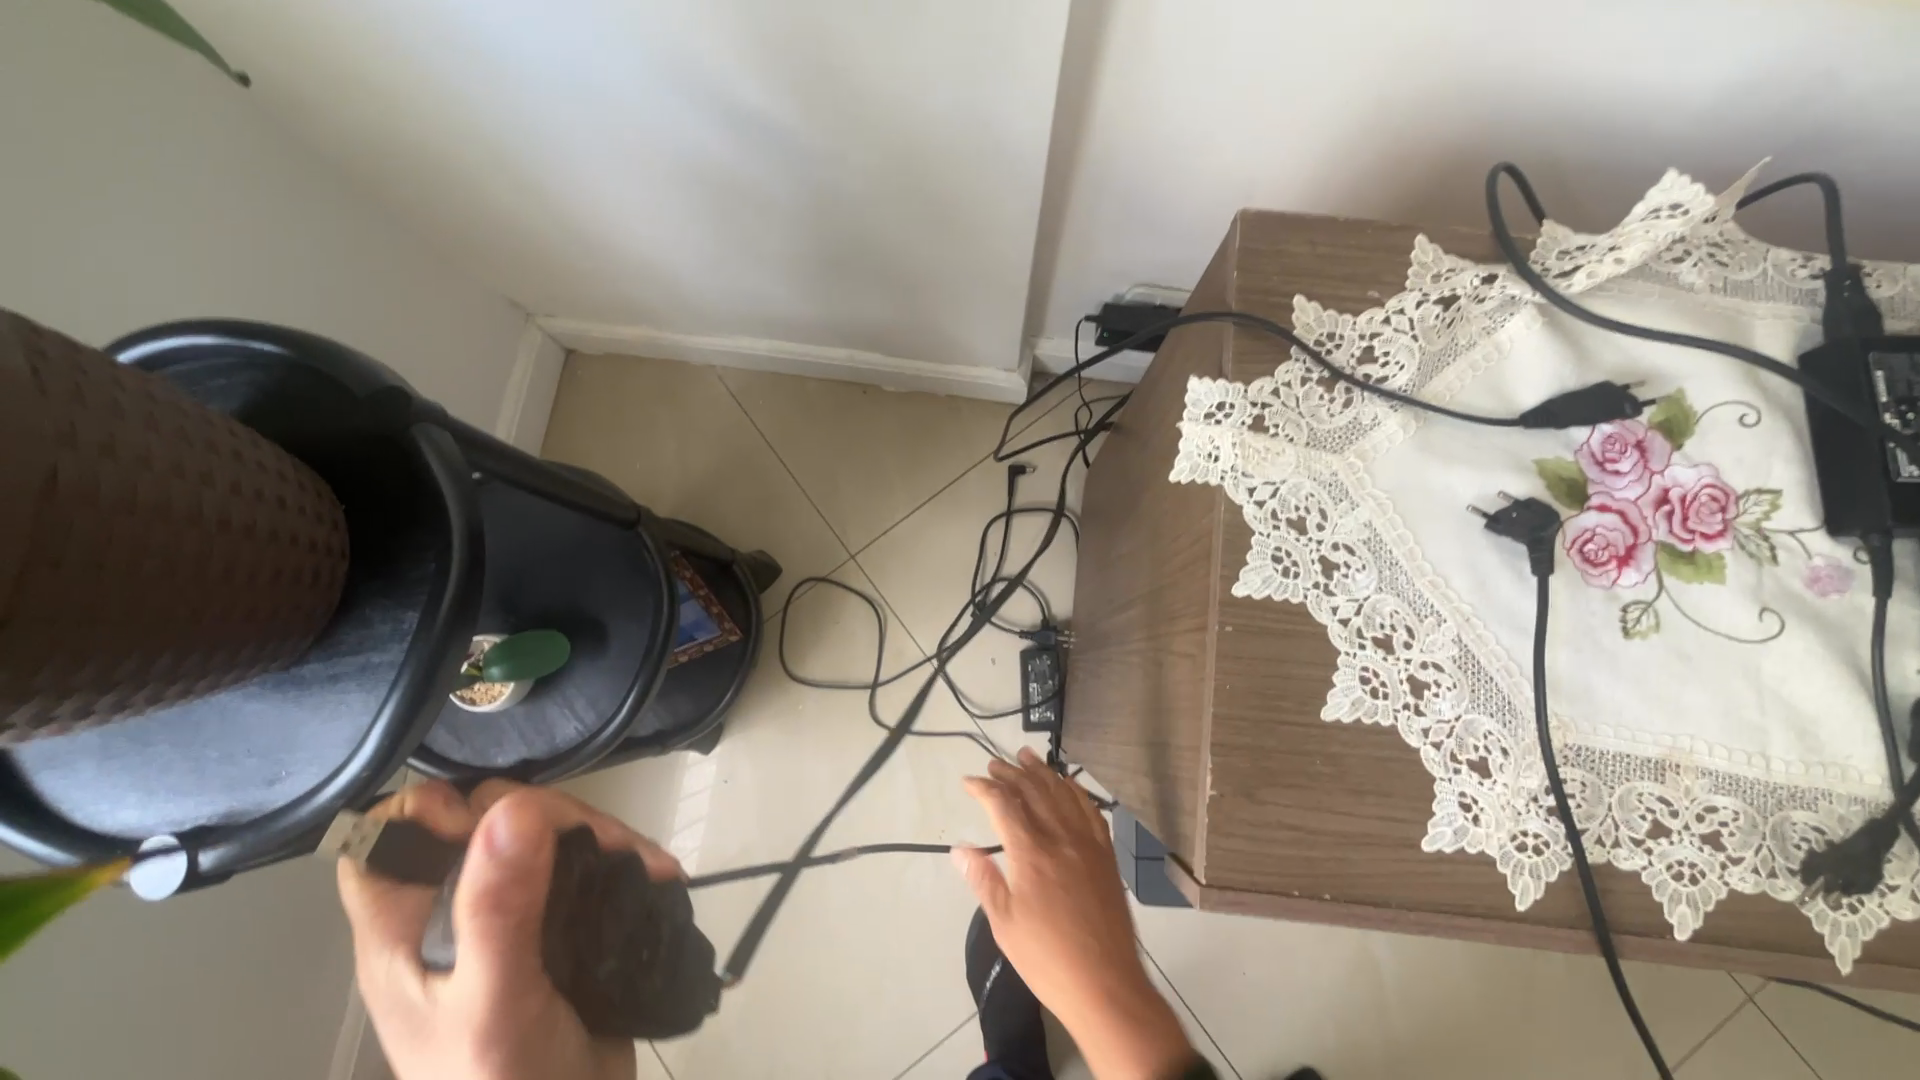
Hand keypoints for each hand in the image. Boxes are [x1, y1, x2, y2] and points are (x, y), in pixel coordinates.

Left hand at [337, 779, 681, 1079]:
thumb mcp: (495, 1003)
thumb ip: (498, 910)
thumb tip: (514, 808)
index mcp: (405, 929)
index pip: (390, 837)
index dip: (435, 811)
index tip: (499, 823)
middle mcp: (451, 913)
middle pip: (485, 820)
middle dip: (550, 817)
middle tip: (605, 843)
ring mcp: (512, 916)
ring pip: (544, 835)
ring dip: (601, 836)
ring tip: (647, 864)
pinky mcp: (564, 923)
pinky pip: (587, 863)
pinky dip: (625, 858)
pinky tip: (657, 873)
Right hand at [954, 749, 1196, 1079]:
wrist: (1106, 985)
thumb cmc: (1047, 959)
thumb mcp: (1004, 924)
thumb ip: (983, 880)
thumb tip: (959, 850)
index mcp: (1031, 853)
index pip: (1004, 805)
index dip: (984, 788)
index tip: (968, 781)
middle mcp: (1061, 838)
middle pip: (1034, 791)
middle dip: (1011, 773)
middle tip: (994, 763)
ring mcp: (1088, 844)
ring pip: (1063, 794)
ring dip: (1042, 772)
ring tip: (1027, 756)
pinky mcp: (1107, 856)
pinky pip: (1091, 811)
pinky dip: (1075, 791)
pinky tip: (1068, 785)